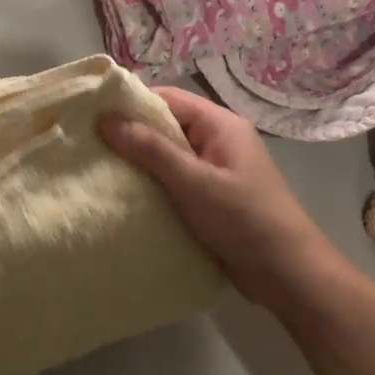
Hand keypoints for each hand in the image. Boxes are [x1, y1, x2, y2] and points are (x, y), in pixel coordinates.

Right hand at [100, 87, 349, 310]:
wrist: (289, 276)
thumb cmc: (244, 220)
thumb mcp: (193, 181)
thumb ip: (149, 148)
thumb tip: (105, 118)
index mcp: (220, 125)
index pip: (167, 98)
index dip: (130, 103)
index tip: (91, 114)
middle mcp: (217, 140)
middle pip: (164, 125)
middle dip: (128, 134)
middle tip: (86, 143)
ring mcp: (213, 170)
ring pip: (165, 155)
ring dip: (136, 162)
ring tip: (96, 168)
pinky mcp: (209, 197)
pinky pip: (171, 180)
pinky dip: (149, 184)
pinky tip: (122, 194)